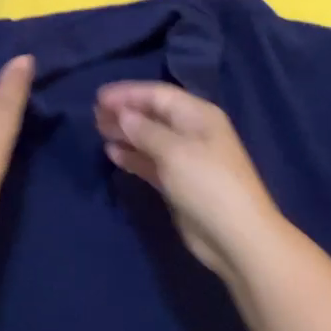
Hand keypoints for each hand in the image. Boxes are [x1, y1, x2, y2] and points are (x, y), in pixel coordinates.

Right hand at [95, 82, 282, 280]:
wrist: (236, 236)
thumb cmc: (207, 184)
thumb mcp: (174, 151)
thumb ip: (145, 130)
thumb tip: (122, 114)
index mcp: (198, 115)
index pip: (158, 94)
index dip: (128, 93)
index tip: (98, 97)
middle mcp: (191, 132)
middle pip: (153, 115)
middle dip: (125, 112)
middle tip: (94, 114)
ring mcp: (185, 158)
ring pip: (149, 138)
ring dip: (126, 133)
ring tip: (98, 130)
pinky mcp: (178, 183)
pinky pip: (151, 162)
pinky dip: (133, 156)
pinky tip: (112, 153)